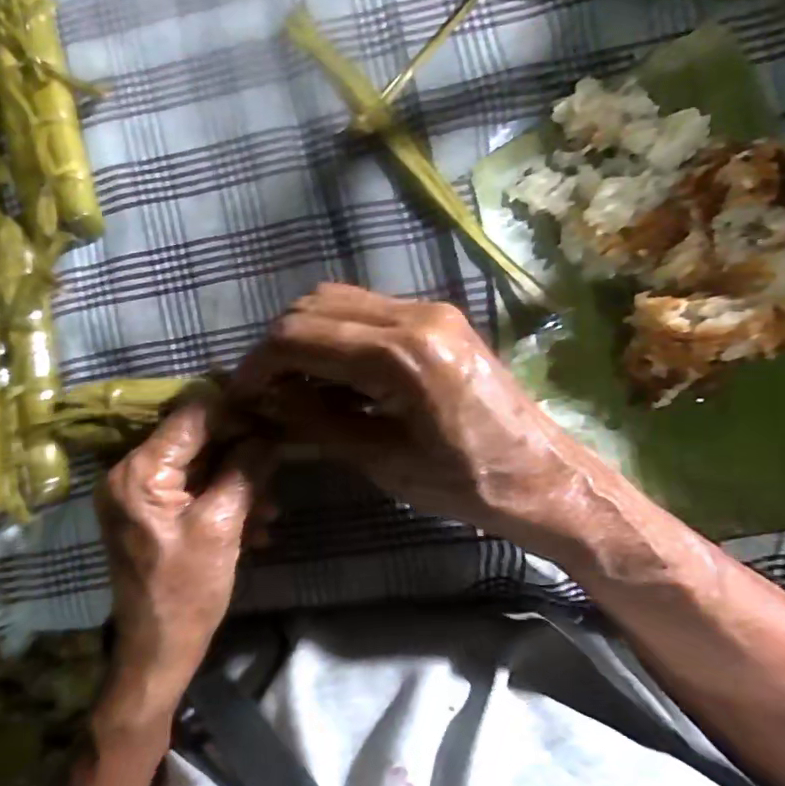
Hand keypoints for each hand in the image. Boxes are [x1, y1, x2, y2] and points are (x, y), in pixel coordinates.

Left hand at [94, 400, 272, 724]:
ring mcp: (136, 495)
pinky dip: (220, 502)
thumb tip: (267, 433)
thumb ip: (243, 471)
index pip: (191, 416)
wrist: (157, 648)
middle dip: (239, 453)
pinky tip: (254, 527)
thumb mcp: (221, 527)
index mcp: (138, 471)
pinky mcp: (148, 515)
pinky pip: (188, 493)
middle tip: (278, 468)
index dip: (236, 414)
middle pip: (193, 441)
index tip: (275, 420)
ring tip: (269, 512)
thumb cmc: (187, 591)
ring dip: (236, 484)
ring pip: (196, 468)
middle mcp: (128, 473)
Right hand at [233, 283, 604, 555]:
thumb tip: (262, 402)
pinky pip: (364, 312)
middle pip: (312, 306)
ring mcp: (430, 311)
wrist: (545, 478)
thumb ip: (315, 421)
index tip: (239, 396)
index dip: (258, 365)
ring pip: (335, 301)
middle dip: (275, 348)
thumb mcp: (380, 459)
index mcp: (401, 355)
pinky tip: (328, 377)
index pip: (300, 336)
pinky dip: (332, 337)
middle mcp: (415, 316)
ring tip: (290, 386)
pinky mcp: (436, 320)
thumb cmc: (465, 484)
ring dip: (302, 338)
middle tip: (261, 392)